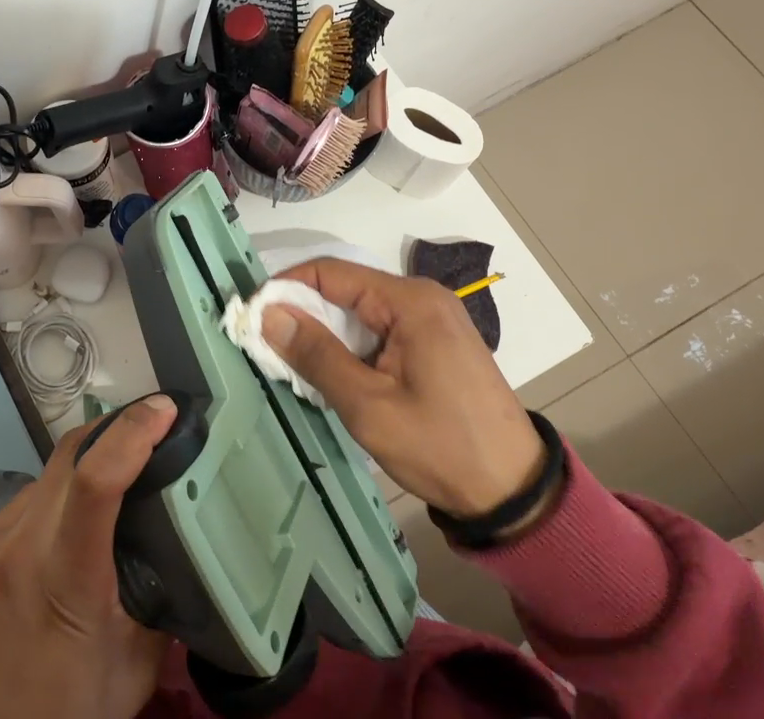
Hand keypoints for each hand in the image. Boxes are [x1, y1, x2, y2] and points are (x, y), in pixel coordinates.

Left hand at [0, 396, 178, 718]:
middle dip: (116, 429)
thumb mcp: (136, 658)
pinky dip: (60, 492)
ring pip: (48, 473)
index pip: (97, 482)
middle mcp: (20, 547)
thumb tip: (177, 533)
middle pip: (69, 456)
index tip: (165, 409)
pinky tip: (79, 513)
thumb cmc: (72, 704)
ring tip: (125, 469)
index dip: (132, 434)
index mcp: (67, 577)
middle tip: (156, 425)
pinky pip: (27, 499)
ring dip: (88, 461)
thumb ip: (157, 588)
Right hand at [261, 259, 547, 520]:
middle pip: (345, 290)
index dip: (285, 288)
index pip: (330, 272)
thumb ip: (316, 355)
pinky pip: (379, 331)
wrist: (512, 490)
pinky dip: (351, 348)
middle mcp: (422, 298)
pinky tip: (333, 377)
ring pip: (359, 313)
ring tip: (294, 368)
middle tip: (266, 349)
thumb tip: (267, 313)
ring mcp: (433, 320)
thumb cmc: (440, 446)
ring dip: (325, 336)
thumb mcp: (368, 405)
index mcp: (410, 302)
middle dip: (302, 315)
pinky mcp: (435, 343)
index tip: (250, 317)